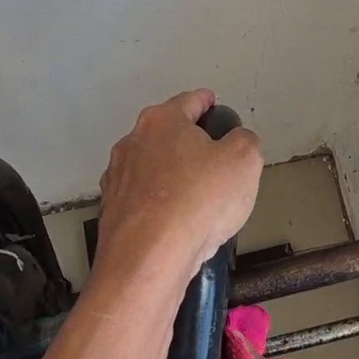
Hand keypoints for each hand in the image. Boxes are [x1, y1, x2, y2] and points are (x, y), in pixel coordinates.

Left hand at [94, 89, 262, 286]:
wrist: (150, 258)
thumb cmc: (197, 202)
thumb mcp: (244, 160)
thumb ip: (245, 140)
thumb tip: (238, 142)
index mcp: (162, 121)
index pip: (190, 101)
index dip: (208, 102)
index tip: (213, 104)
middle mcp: (132, 143)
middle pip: (168, 135)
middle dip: (190, 143)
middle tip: (217, 161)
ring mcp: (117, 179)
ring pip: (153, 169)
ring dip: (173, 176)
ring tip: (201, 201)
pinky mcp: (112, 213)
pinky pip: (145, 202)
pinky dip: (161, 207)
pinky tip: (180, 225)